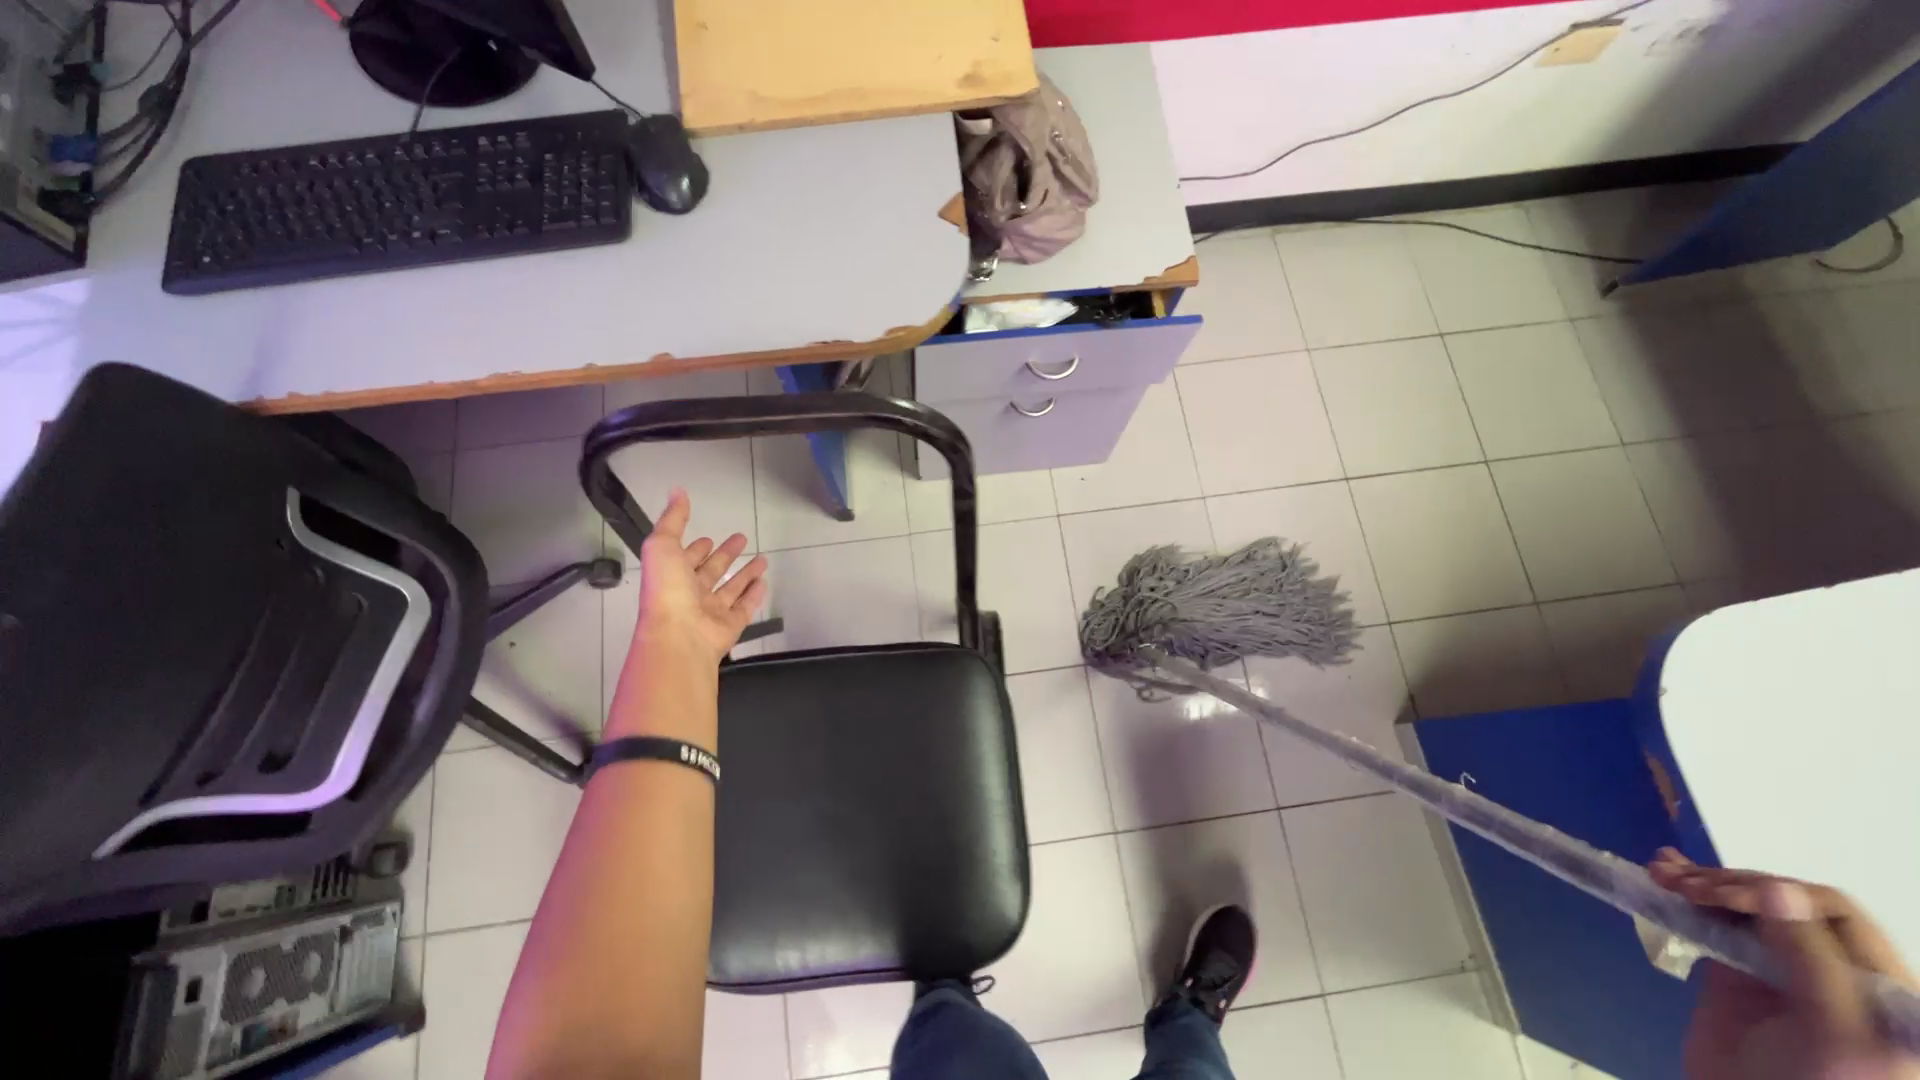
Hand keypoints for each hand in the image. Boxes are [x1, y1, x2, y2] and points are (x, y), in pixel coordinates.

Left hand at [633, 488, 768, 670]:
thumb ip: (672, 519)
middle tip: (741, 539)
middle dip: (724, 555)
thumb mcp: (662, 545)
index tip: (707, 538)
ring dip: (745, 574)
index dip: (695, 549)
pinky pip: (744, 608)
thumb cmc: (667, 589)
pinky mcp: (729, 626)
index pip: (685, 559)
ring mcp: (710, 612)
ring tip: (762, 558)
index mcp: (671, 576)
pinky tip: (764, 582)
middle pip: (710, 572)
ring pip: (730, 590)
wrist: (678, 635)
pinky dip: (754, 595)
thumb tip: (677, 490)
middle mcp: (690, 594)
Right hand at [1650, 848, 1918, 1079]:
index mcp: (1874, 979)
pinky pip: (1713, 922)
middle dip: (1727, 885)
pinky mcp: (1733, 969)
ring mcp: (1777, 965)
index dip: (1778, 893)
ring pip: (1742, 905)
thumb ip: (1813, 961)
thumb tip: (1775, 889)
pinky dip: (1685, 895)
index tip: (1721, 897)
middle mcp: (1830, 965)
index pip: (1833, 912)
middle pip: (1782, 901)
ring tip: (1660, 873)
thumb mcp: (1833, 1031)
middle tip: (1680, 885)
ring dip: (1699, 881)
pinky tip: (1661, 873)